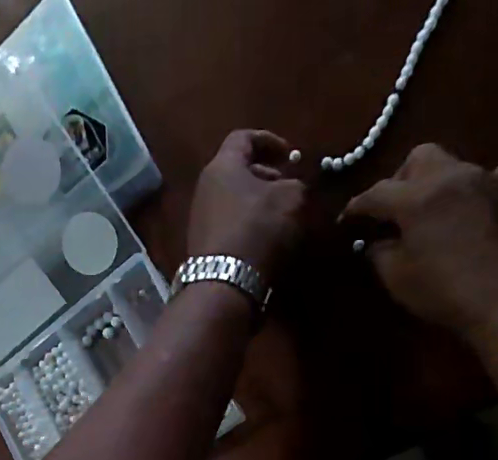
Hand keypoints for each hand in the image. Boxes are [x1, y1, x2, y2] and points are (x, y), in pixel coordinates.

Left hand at [187, 130, 309, 283]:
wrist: (224, 284)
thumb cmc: (258, 229)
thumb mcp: (291, 197)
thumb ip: (296, 184)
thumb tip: (291, 189)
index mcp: (222, 167)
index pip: (243, 138)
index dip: (270, 140)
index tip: (290, 154)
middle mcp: (205, 190)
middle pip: (238, 173)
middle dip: (266, 176)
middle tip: (289, 188)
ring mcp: (201, 221)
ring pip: (235, 202)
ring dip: (259, 205)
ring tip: (283, 217)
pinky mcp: (204, 248)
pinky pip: (231, 227)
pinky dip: (249, 227)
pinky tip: (267, 241)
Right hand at [341, 143, 497, 338]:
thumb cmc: (445, 291)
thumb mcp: (398, 279)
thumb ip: (381, 255)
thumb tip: (377, 243)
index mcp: (417, 198)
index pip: (376, 193)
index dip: (357, 206)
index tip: (346, 220)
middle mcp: (454, 177)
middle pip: (420, 157)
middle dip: (401, 178)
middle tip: (394, 208)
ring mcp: (491, 179)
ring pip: (458, 164)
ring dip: (440, 184)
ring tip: (436, 211)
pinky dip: (483, 188)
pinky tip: (479, 207)